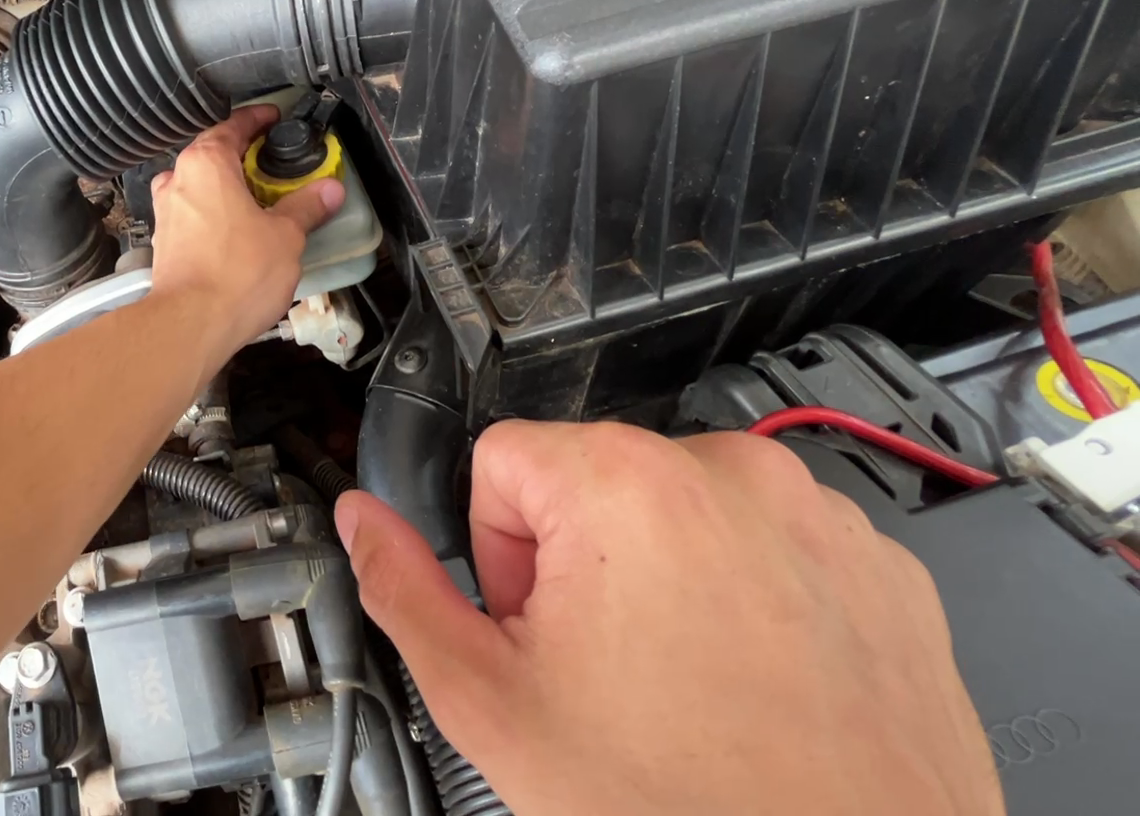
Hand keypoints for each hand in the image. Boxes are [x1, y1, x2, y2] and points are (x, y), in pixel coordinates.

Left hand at [148, 104, 342, 364]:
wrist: (191, 325)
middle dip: (243, 158)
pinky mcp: (165, 244)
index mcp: (205, 164)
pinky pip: (193, 217)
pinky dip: (215, 216)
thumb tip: (329, 190)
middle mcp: (177, 181)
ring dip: (228, 189)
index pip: (233, 126)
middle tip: (275, 164)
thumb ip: (306, 207)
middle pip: (213, 156)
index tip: (273, 118)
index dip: (257, 120)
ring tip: (260, 202)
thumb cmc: (236, 274)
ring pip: (200, 188)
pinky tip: (237, 234)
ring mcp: (166, 214)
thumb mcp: (285, 236)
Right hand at [335, 421, 1005, 815]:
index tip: (535, 616)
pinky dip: (735, 584)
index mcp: (619, 482)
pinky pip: (756, 534)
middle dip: (569, 553)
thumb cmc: (678, 809)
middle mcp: (724, 472)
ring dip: (649, 565)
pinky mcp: (877, 561)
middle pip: (582, 474)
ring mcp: (812, 512)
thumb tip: (361, 518)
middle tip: (600, 658)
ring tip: (673, 671)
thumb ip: (402, 583)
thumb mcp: (485, 695)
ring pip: (665, 500)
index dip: (498, 544)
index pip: (500, 457)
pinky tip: (743, 673)